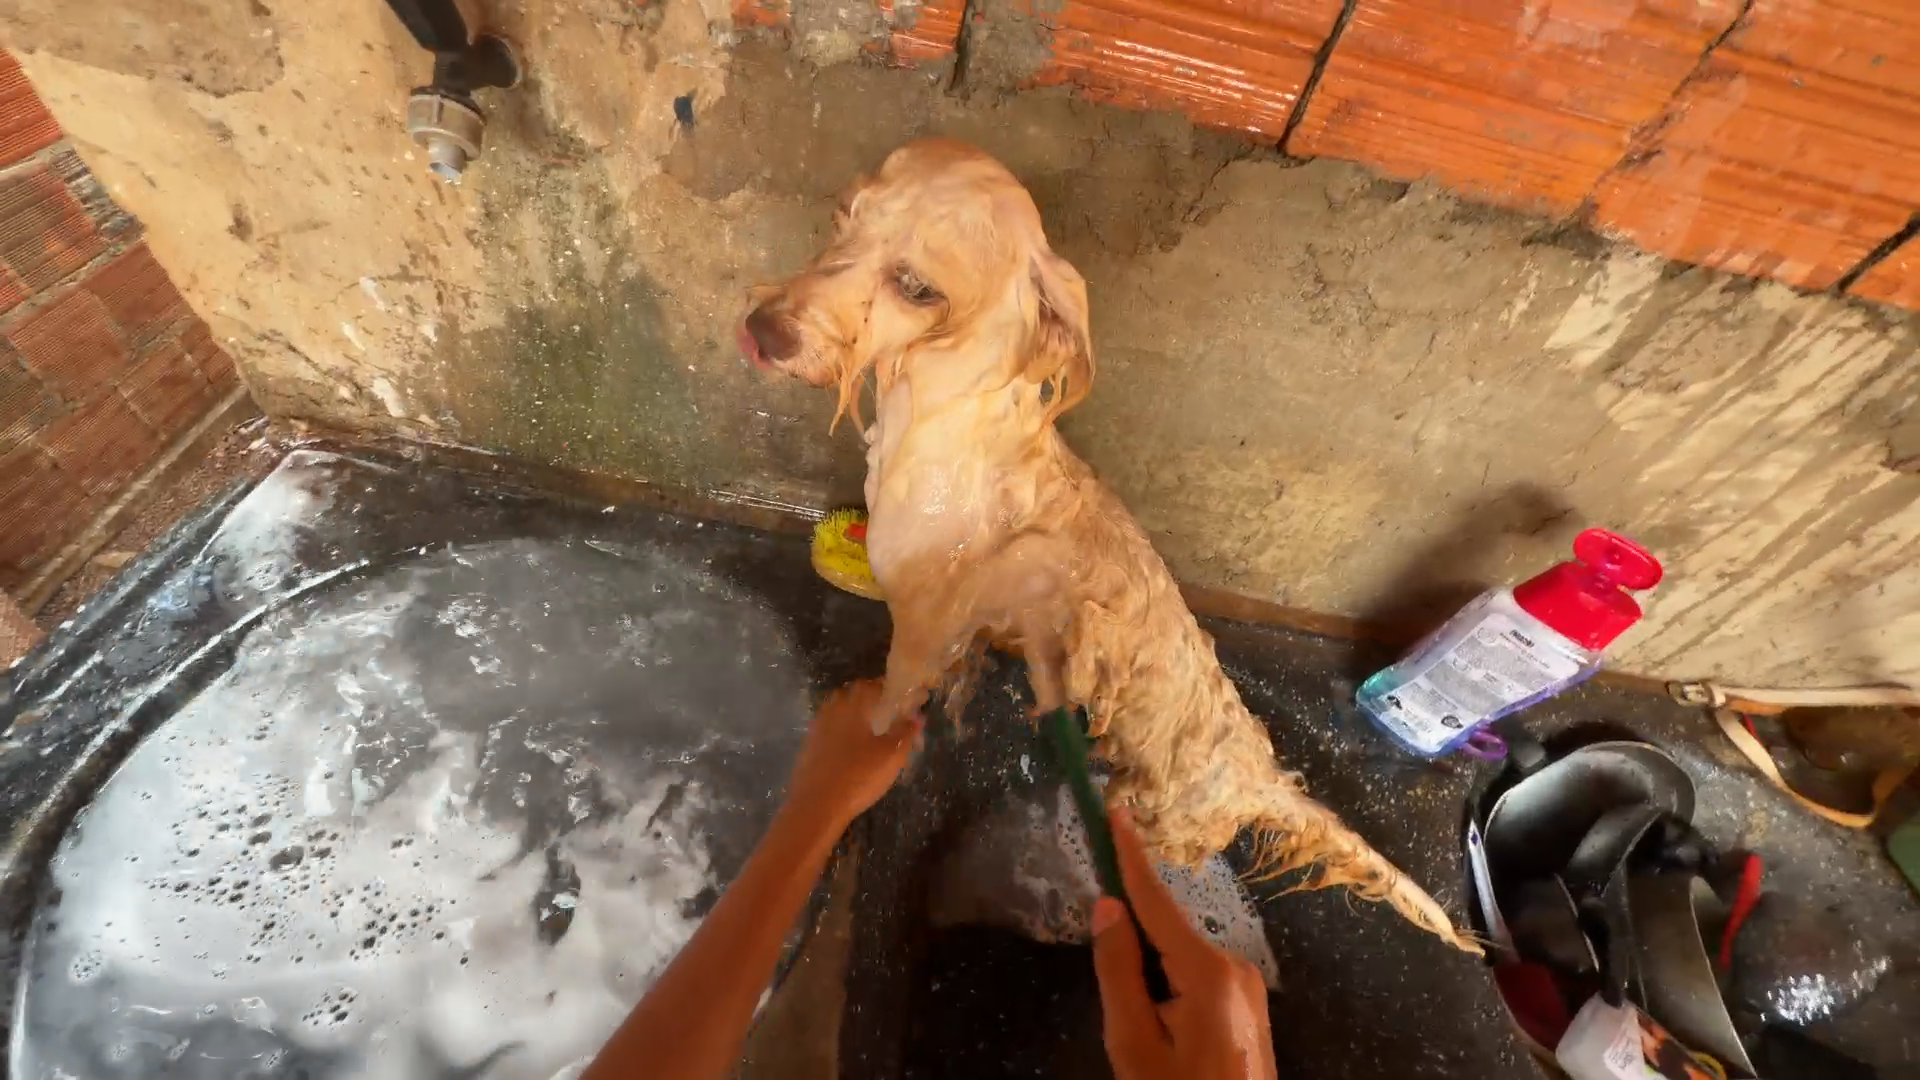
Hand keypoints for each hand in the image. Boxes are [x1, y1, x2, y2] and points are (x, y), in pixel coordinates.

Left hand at [786, 679, 921, 826]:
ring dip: (851, 713)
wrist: (816, 805)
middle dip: (867, 697)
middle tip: (884, 710)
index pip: (869, 685)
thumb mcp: (892, 755)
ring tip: (867, 728)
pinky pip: (827, 728)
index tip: (899, 695)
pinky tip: (848, 748)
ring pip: (835, 710)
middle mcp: (832, 711)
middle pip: (849, 694)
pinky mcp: (808, 747)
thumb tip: (917, 716)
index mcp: (853, 706)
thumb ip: (905, 732)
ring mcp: (817, 729)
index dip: (885, 686)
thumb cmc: (859, 775)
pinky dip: (839, 730)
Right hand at [1092, 808, 1277, 1079]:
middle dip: (1133, 949)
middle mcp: (1235, 966)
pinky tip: (1168, 1039)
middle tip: (1126, 1014)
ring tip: (1151, 1040)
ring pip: (1177, 957)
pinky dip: (1169, 987)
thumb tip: (1108, 905)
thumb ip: (1118, 968)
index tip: (1116, 810)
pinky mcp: (1249, 1004)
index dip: (1130, 854)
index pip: (1156, 900)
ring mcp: (1248, 987)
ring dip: (1151, 976)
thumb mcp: (1133, 1044)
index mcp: (1208, 973)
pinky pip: (1195, 976)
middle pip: (1164, 933)